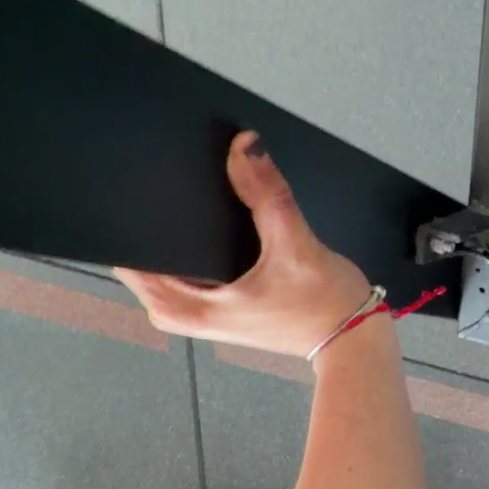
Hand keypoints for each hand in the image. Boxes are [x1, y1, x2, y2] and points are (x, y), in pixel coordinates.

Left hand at [116, 132, 371, 356]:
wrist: (357, 342)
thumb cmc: (327, 307)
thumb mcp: (298, 247)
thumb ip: (268, 196)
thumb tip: (246, 146)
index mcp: (177, 305)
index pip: (131, 247)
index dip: (145, 211)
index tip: (161, 185)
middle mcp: (175, 313)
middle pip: (151, 250)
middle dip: (172, 222)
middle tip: (200, 192)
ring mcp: (197, 315)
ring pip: (173, 260)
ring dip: (192, 236)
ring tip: (219, 212)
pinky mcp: (219, 312)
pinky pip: (193, 272)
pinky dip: (207, 253)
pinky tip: (232, 237)